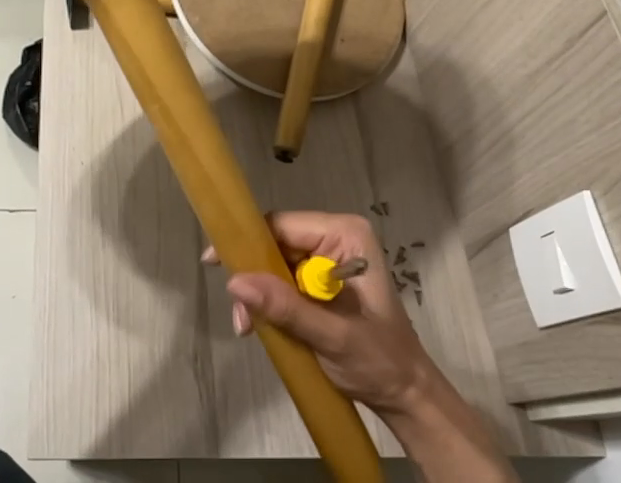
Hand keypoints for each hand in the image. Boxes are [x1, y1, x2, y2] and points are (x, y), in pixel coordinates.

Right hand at [205, 211, 433, 422]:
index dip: (247, 242)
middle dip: (253, 278)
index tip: (214, 264)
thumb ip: (286, 308)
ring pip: (274, 263)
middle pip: (275, 243)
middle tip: (241, 318)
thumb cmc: (380, 362)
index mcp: (346, 236)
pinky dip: (269, 303)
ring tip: (249, 328)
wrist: (406, 395)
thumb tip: (235, 282)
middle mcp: (336, 238)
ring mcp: (329, 258)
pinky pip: (283, 281)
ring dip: (258, 295)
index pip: (283, 225)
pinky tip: (263, 326)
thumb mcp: (333, 337)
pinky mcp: (321, 280)